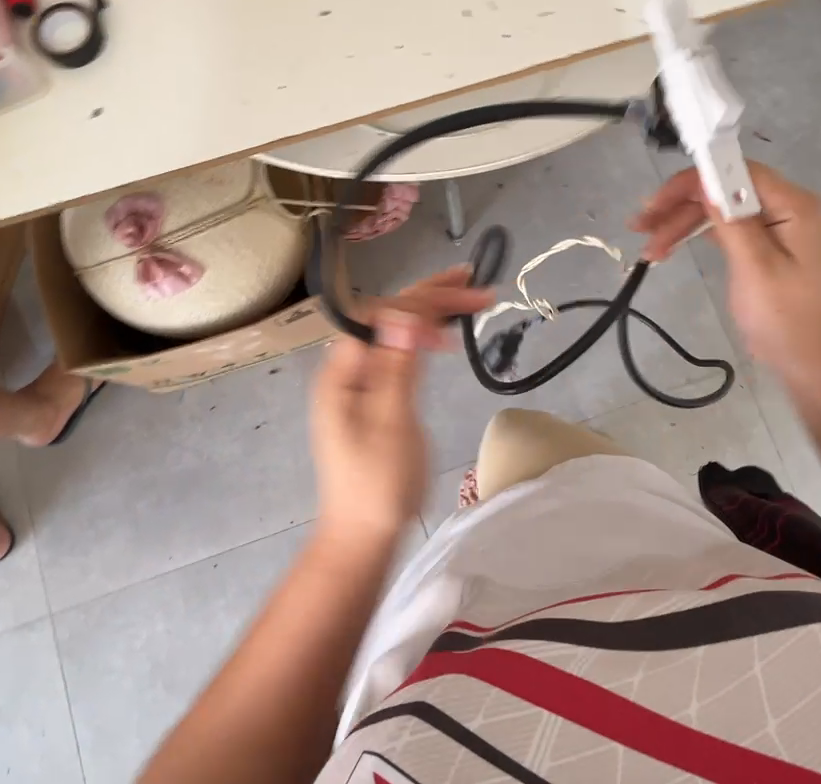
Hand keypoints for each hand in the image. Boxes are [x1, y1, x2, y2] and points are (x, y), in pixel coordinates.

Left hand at [309, 267, 492, 542]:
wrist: (361, 537)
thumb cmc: (376, 486)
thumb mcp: (390, 424)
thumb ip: (396, 367)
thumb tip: (404, 313)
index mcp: (343, 372)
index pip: (384, 316)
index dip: (424, 300)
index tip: (466, 297)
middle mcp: (348, 370)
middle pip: (389, 318)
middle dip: (431, 296)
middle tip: (477, 284)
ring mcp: (360, 385)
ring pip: (395, 334)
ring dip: (430, 313)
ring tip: (469, 297)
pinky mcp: (374, 400)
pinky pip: (398, 355)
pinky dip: (423, 339)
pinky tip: (443, 337)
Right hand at [632, 162, 820, 384]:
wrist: (813, 362)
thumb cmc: (787, 317)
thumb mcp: (755, 267)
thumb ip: (732, 221)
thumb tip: (705, 182)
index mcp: (793, 205)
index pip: (736, 173)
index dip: (693, 180)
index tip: (657, 201)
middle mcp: (785, 208)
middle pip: (723, 191)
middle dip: (679, 207)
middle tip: (640, 228)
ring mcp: (774, 228)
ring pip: (718, 211)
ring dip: (681, 224)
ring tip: (648, 249)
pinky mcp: (763, 247)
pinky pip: (724, 230)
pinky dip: (695, 236)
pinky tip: (668, 248)